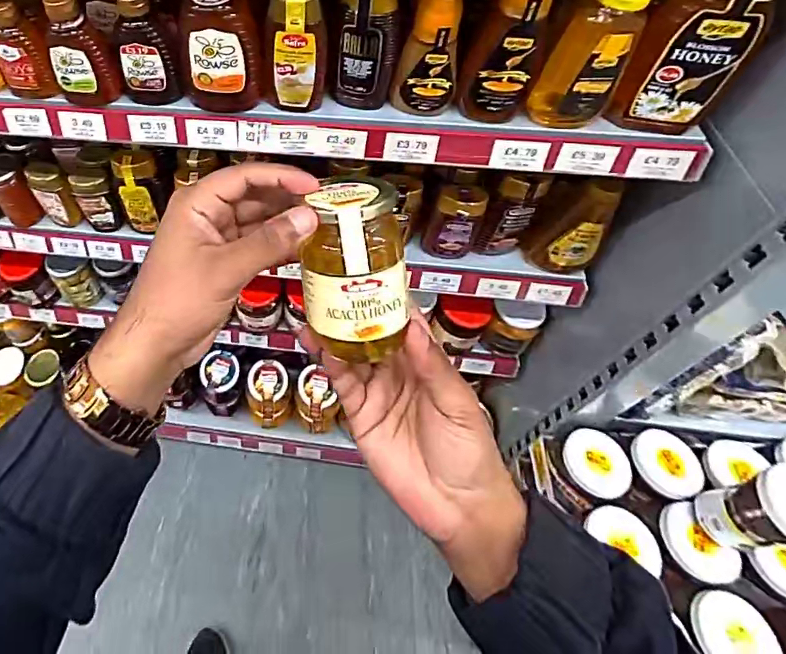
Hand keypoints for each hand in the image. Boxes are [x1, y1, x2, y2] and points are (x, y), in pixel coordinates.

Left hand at [86, 162, 318, 412]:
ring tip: (319, 224)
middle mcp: (206, 214)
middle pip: (253, 194)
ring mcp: (215, 237)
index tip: (312, 185)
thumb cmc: (175, 301)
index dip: (280, 176)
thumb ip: (269, 241)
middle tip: (323, 206)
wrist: (154, 344)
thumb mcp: (226, 268)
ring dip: (284, 222)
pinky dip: (276, 244)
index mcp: (197, 203)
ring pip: (257, 219)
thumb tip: (306, 217)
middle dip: (287, 198)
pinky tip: (301, 247)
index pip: (244, 176)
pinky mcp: (223, 259)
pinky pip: (255, 242)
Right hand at [300, 309, 526, 601]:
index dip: (386, 298)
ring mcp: (376, 390)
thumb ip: (432, 365)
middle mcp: (397, 369)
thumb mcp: (458, 403)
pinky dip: (328, 361)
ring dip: (332, 331)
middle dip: (351, 310)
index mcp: (425, 360)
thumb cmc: (470, 453)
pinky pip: (341, 382)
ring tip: (315, 309)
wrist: (459, 509)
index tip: (369, 276)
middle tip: (331, 287)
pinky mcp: (359, 413)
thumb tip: (412, 325)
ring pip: (349, 353)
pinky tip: (317, 344)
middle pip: (369, 332)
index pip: (402, 320)